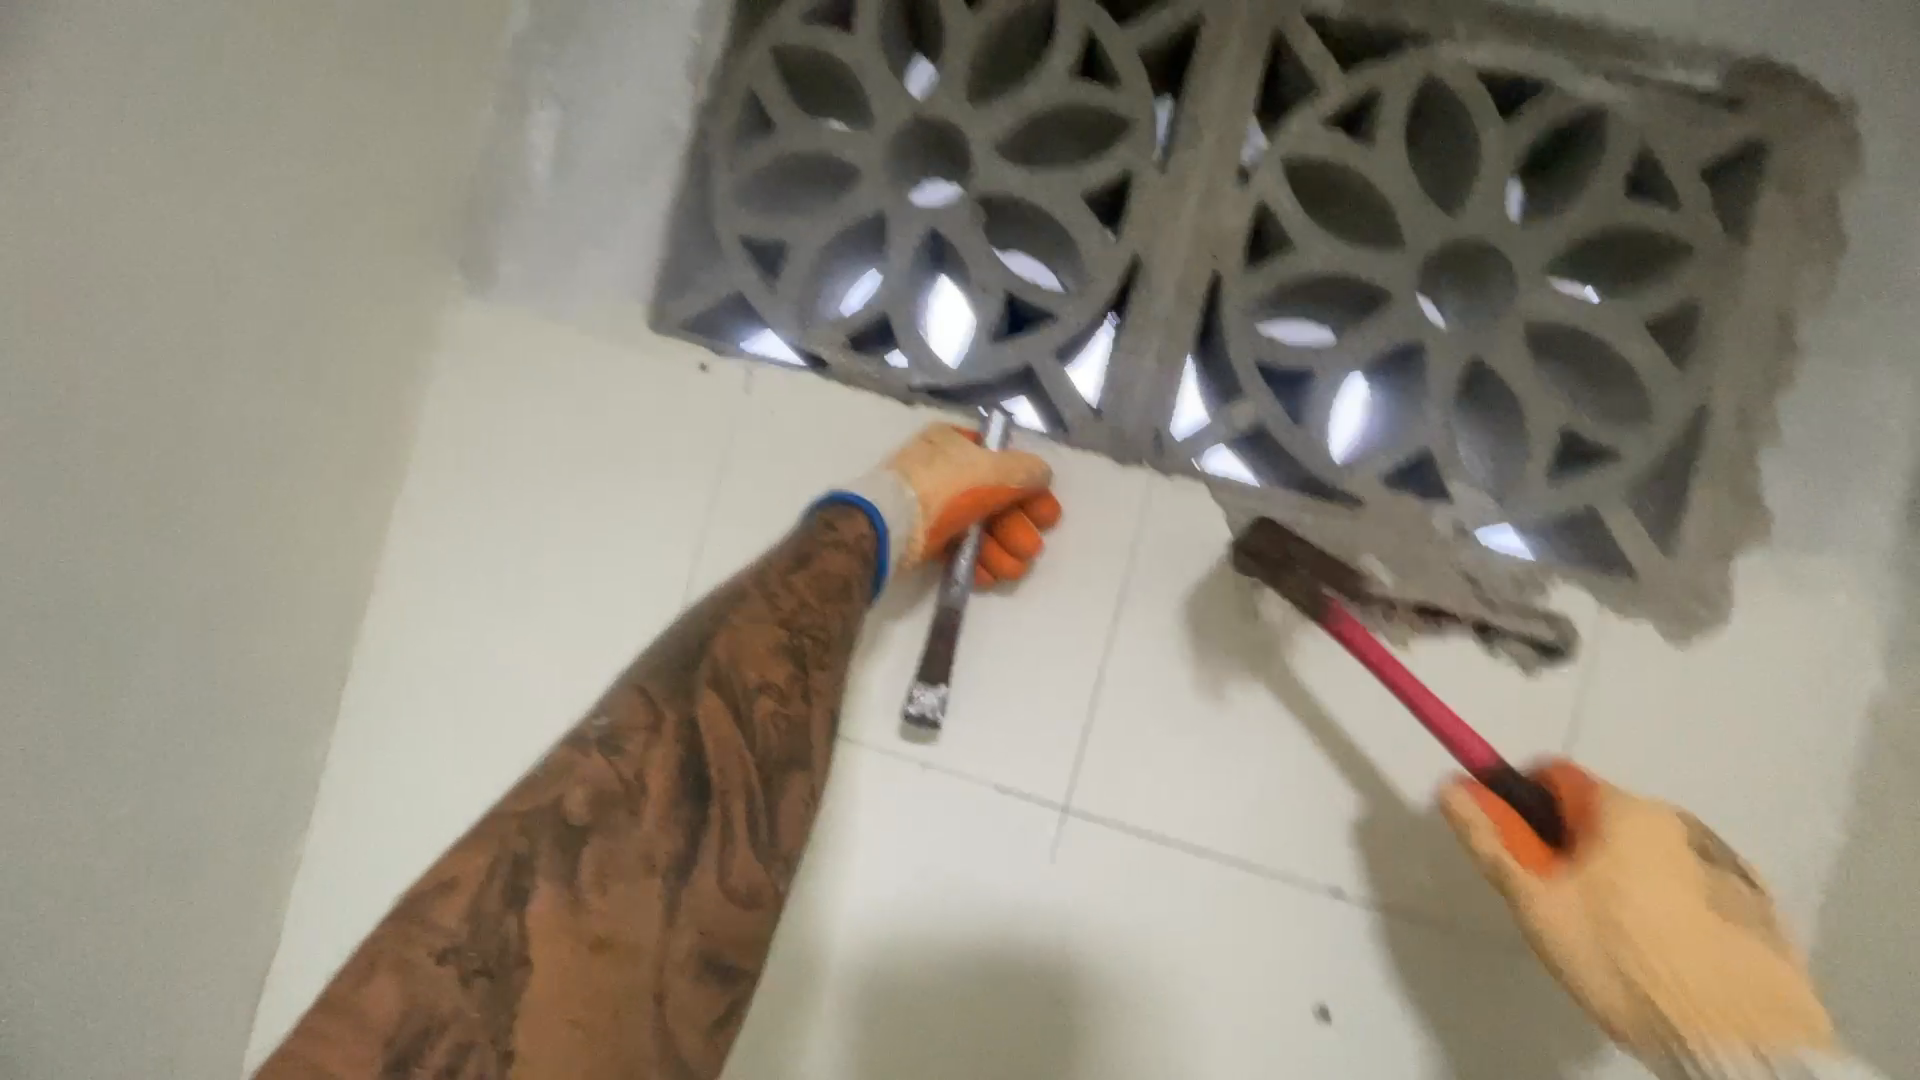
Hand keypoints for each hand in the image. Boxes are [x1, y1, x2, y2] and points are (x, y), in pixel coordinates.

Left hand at [826, 423, 1060, 592]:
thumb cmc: (942, 489)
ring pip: (982, 529)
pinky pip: (961, 548)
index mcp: (956, 444)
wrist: (887, 528)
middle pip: (997, 501)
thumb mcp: (991, 469)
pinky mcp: (926, 539)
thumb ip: (1025, 470)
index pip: (1005, 463)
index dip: (1031, 491)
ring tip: (1010, 570)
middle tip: (1028, 548)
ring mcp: (935, 507)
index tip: (1047, 517)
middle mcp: (947, 472)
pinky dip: (977, 562)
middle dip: (1017, 528)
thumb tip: (1042, 474)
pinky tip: (987, 575)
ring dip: (1002, 550)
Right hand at [1440, 761, 1833, 1077]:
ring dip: (1624, 874)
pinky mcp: (1765, 912)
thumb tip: (1450, 786)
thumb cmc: (1618, 960)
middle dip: (1574, 845)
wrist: (1738, 1047)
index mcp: (1623, 810)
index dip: (1525, 806)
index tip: (1520, 848)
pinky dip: (1672, 903)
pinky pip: (1695, 887)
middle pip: (1601, 816)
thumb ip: (1488, 839)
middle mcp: (1680, 822)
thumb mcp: (1533, 901)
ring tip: (1616, 935)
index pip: (1554, 776)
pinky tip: (1666, 950)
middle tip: (1561, 900)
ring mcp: (1731, 867)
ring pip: (1649, 853)